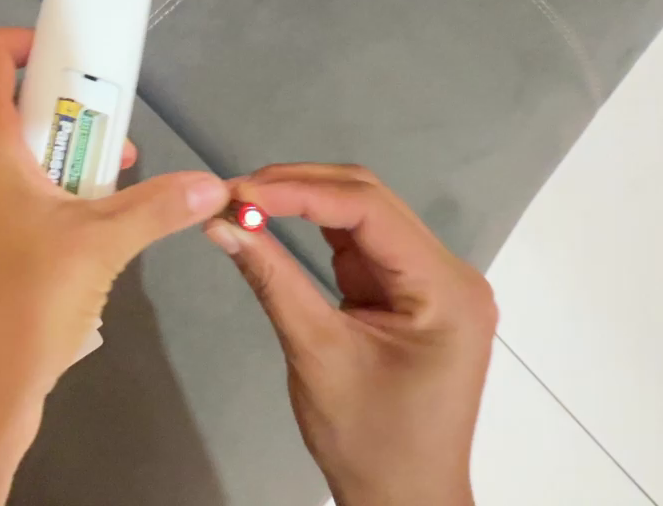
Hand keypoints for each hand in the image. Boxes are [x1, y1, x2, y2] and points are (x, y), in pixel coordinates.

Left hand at [0, 28, 229, 505]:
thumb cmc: (20, 298)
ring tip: (113, 181)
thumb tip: (211, 185)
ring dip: (62, 154)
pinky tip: (87, 226)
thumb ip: (156, 207)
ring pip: (11, 149)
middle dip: (66, 108)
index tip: (80, 59)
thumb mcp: (99, 245)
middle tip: (113, 133)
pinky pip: (6, 189)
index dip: (33, 41)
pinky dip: (45, 190)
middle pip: (9, 100)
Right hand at [204, 165, 494, 505]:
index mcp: (444, 288)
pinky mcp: (400, 287)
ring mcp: (425, 277)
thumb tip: (218, 223)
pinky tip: (272, 218)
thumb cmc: (370, 440)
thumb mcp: (315, 354)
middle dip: (297, 187)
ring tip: (246, 202)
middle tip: (234, 193)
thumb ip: (270, 278)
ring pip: (358, 209)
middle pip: (367, 199)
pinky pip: (353, 236)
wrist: (403, 501)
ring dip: (301, 198)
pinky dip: (310, 222)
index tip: (238, 193)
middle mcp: (445, 271)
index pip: (368, 210)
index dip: (299, 191)